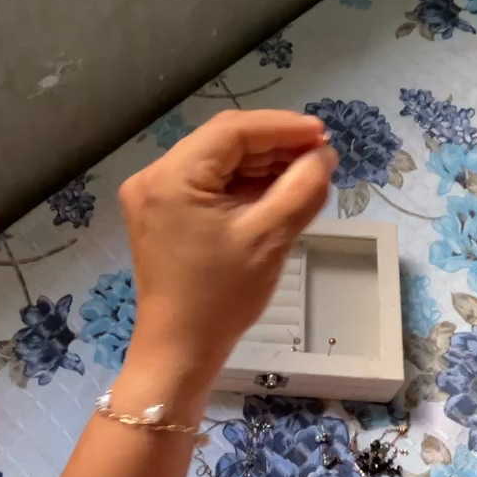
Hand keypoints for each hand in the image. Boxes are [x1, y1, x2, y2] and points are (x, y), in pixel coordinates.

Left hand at [119, 109, 335, 373]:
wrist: (180, 349)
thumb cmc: (221, 297)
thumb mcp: (269, 238)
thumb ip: (302, 188)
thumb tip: (323, 156)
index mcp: (172, 177)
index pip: (232, 131)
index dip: (282, 127)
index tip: (323, 136)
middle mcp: (153, 177)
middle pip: (222, 144)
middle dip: (273, 147)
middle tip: (319, 157)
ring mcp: (153, 197)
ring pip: (215, 164)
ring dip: (259, 166)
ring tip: (304, 174)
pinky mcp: (160, 215)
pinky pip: (205, 186)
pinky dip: (240, 187)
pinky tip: (275, 192)